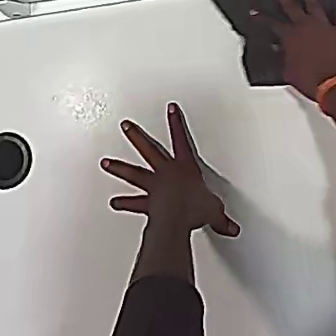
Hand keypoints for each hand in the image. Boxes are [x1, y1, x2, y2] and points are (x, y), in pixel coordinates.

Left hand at [102, 103, 240, 236]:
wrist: (177, 222)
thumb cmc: (194, 209)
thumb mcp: (214, 211)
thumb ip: (219, 217)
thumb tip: (230, 227)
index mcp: (184, 167)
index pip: (181, 139)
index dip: (176, 123)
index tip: (170, 109)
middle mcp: (166, 173)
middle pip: (148, 149)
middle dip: (136, 136)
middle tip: (126, 125)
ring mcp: (153, 187)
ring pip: (133, 173)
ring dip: (118, 168)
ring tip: (106, 162)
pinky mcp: (146, 204)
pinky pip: (133, 203)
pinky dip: (123, 204)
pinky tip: (114, 202)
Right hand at [258, 0, 335, 101]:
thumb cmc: (311, 80)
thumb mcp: (289, 72)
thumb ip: (282, 58)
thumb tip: (278, 51)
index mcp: (291, 36)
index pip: (272, 23)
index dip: (261, 17)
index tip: (254, 10)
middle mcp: (306, 26)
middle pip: (291, 6)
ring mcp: (324, 26)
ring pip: (313, 4)